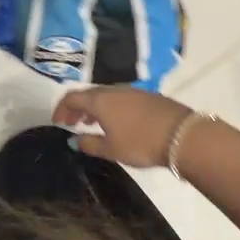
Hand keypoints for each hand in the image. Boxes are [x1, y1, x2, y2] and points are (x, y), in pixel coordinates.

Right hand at [53, 85, 197, 169]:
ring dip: (95, 108)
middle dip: (77, 108)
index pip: (72, 97)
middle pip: (89, 94)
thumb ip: (90, 143)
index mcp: (100, 99)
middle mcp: (114, 90)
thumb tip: (75, 140)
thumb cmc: (140, 143)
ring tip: (92, 124)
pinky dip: (111, 108)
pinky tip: (117, 123)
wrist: (183, 135)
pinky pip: (121, 99)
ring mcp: (133, 91)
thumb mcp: (111, 149)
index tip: (56, 122)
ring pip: (106, 96)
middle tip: (72, 123)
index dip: (61, 108)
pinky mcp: (148, 96)